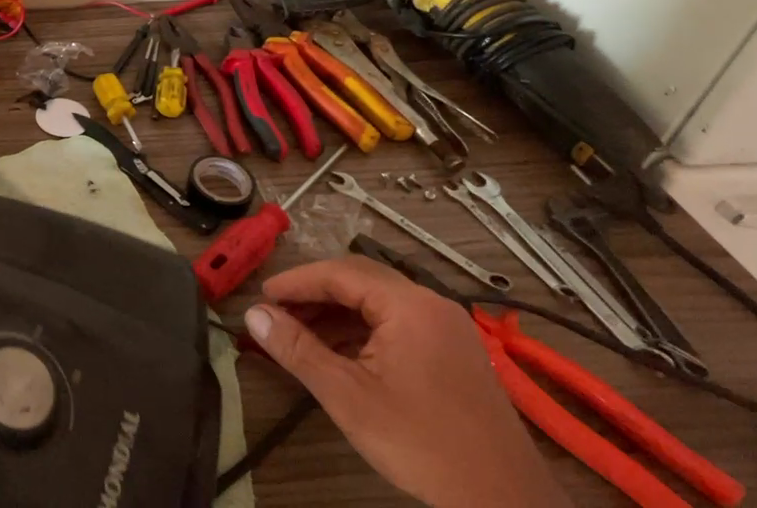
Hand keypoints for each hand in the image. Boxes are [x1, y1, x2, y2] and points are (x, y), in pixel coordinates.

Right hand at [242, 256, 569, 507]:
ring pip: (379, 302)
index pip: (339, 273)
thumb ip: (297, 349)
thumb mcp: (347, 395)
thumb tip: (253, 314)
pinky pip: (399, 323)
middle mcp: (432, 305)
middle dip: (314, 294)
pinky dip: (363, 329)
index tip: (260, 296)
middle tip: (275, 312)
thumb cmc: (420, 442)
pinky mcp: (456, 353)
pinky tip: (340, 353)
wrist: (503, 500)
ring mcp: (449, 328)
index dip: (295, 282)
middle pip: (360, 280)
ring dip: (336, 312)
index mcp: (410, 305)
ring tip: (299, 334)